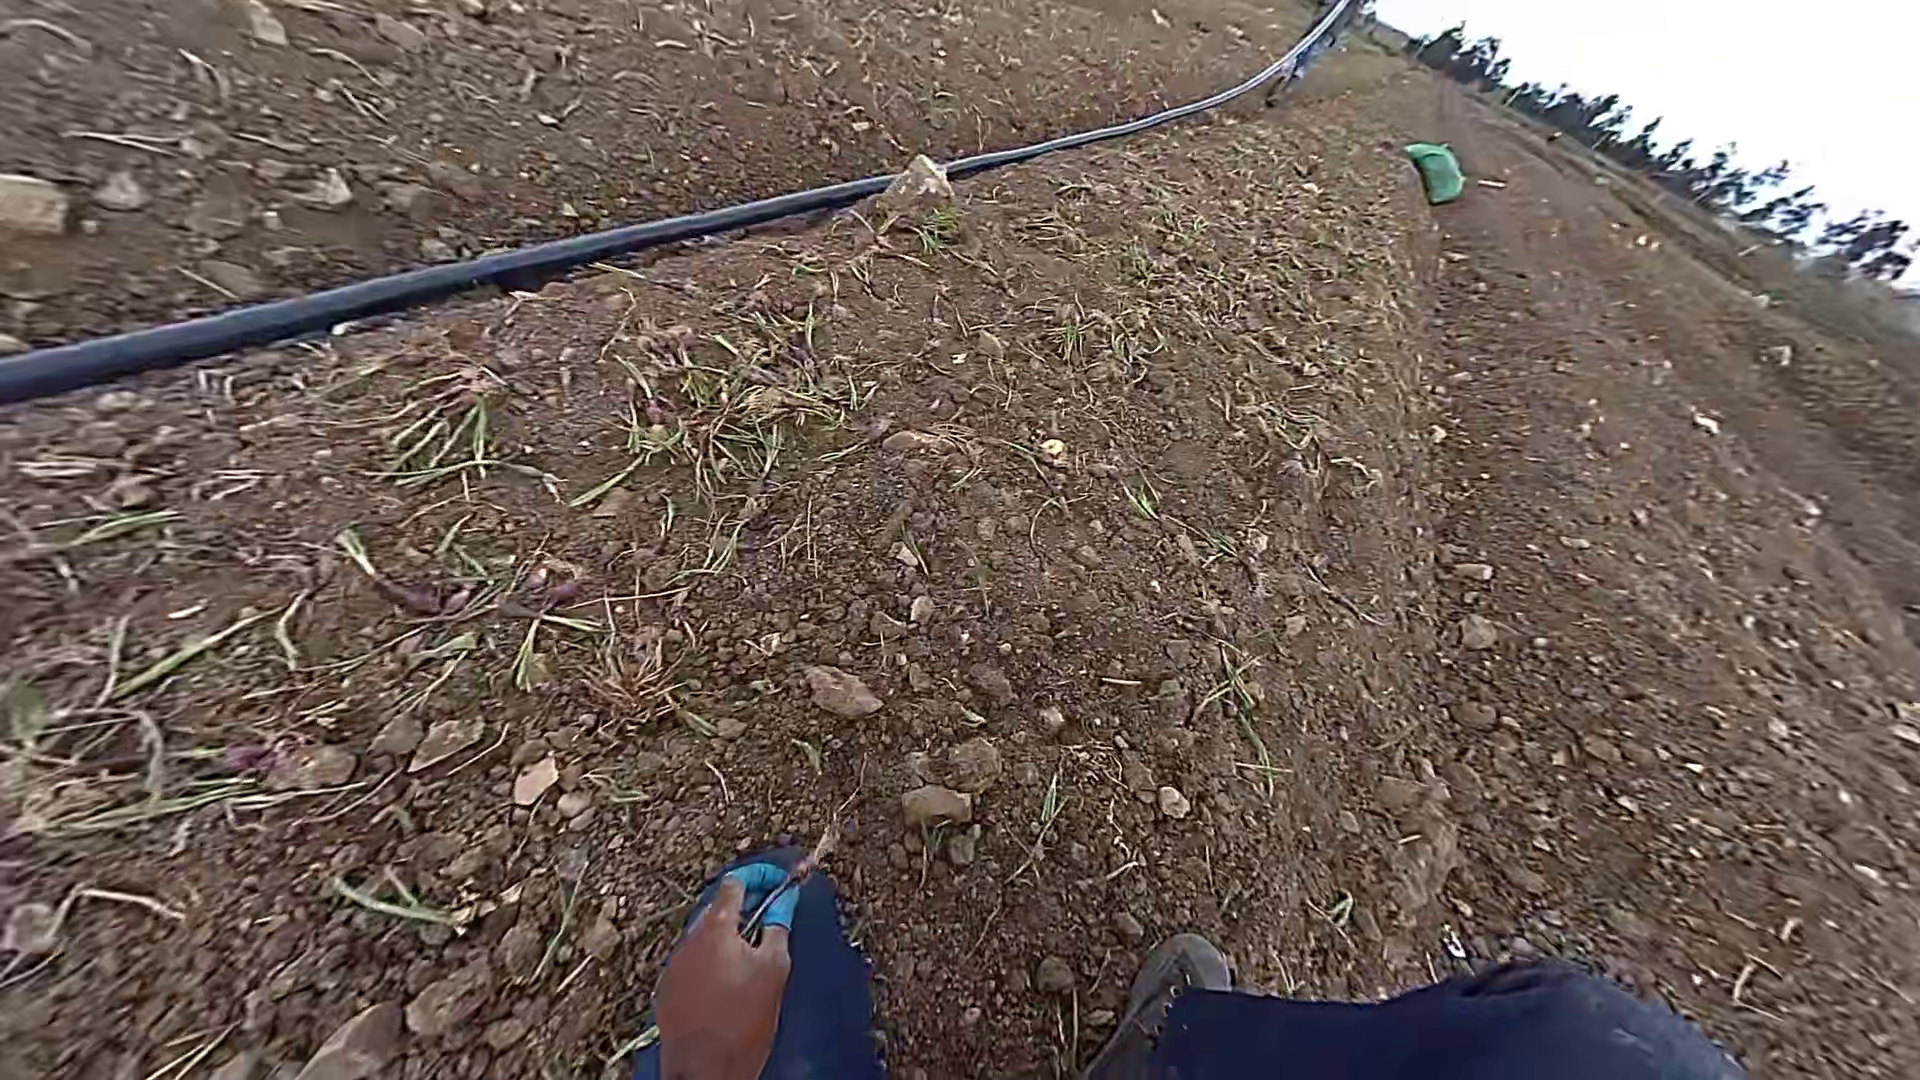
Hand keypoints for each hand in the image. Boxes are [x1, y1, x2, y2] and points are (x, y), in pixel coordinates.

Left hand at [657, 868, 794, 1079]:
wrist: (704, 1076)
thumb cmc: (743, 1021)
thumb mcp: (774, 967)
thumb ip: (779, 924)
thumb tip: (785, 899)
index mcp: (716, 929)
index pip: (735, 882)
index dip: (759, 877)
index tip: (777, 883)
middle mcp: (689, 940)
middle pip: (719, 906)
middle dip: (746, 904)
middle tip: (770, 915)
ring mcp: (674, 965)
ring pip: (705, 932)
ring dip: (729, 931)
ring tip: (752, 947)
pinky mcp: (667, 989)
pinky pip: (693, 957)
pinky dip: (712, 955)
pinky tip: (729, 974)